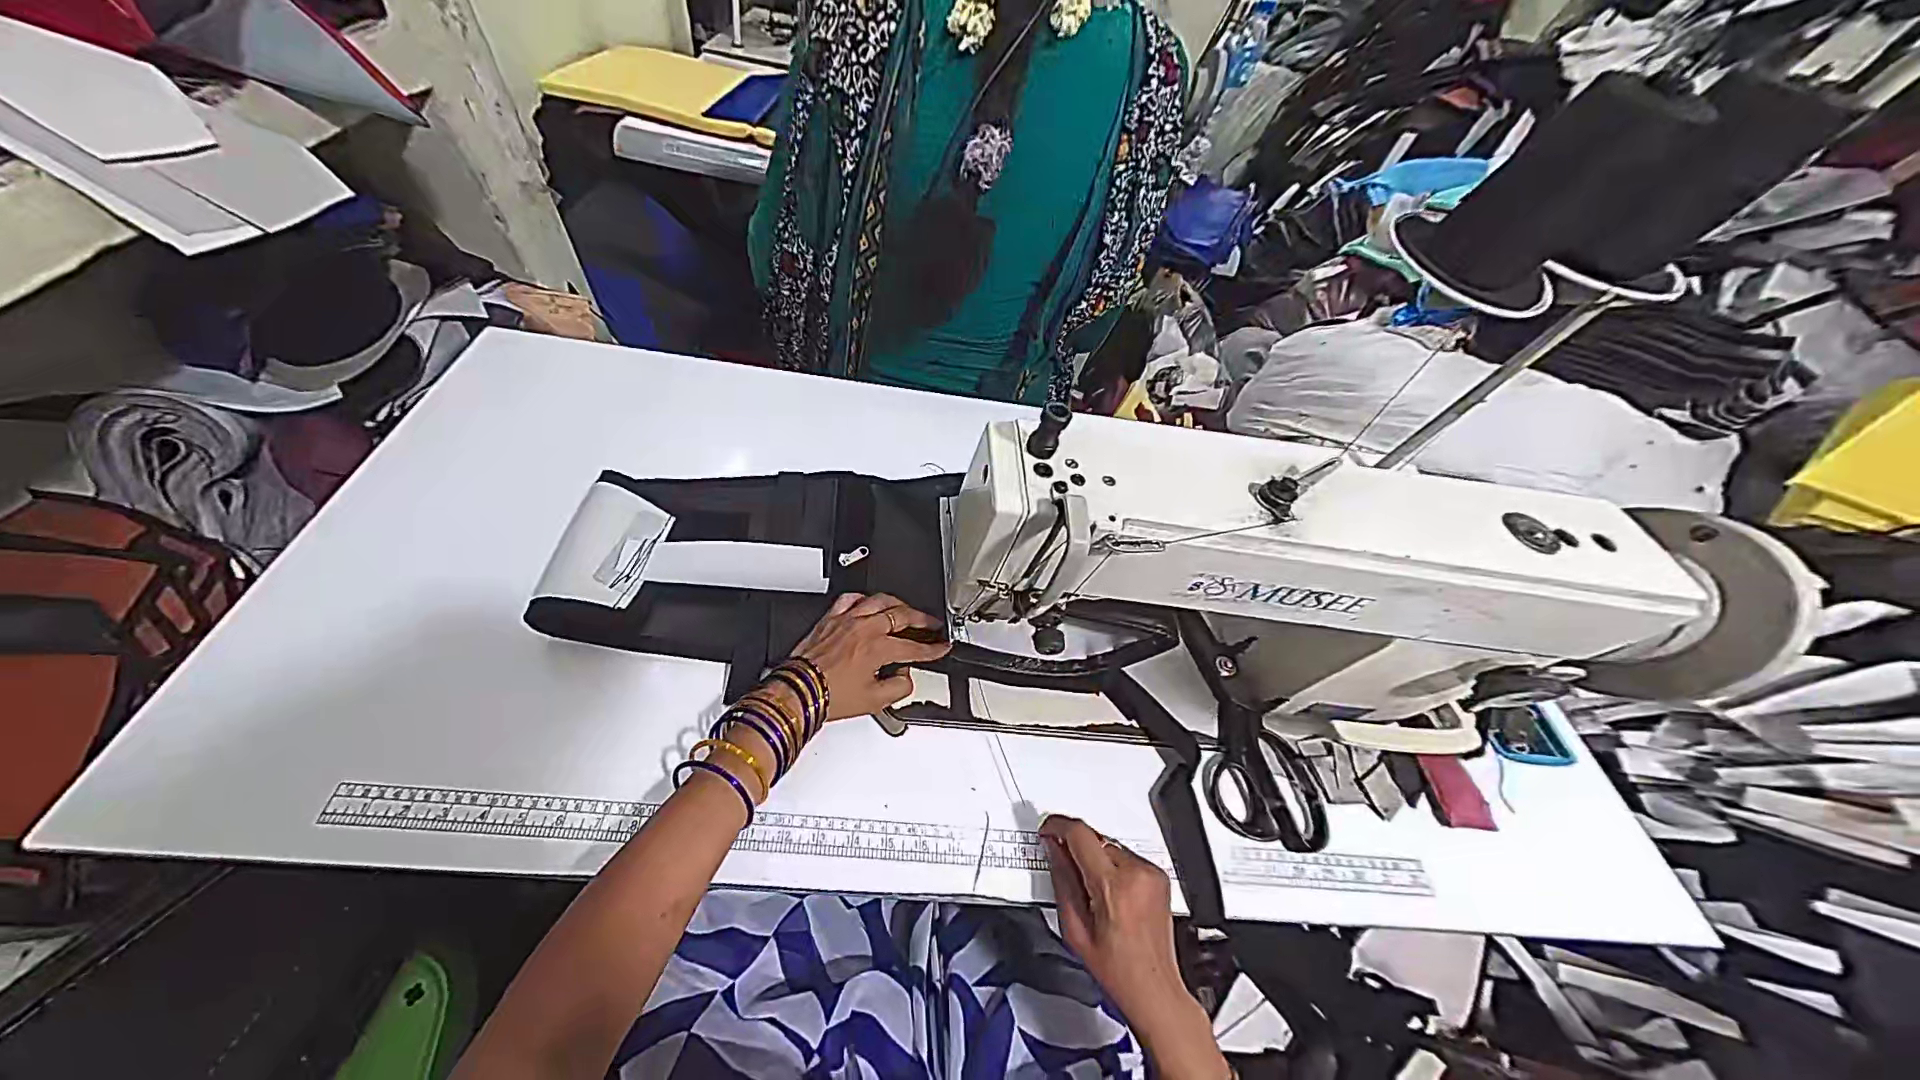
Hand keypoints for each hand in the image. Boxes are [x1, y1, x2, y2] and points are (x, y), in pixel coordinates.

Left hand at [790, 593, 950, 719]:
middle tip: (932, 623)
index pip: (914, 647)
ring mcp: (847, 620)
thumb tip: (906, 677)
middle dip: (923, 619)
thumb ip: (899, 687)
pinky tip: (868, 602)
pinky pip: (851, 599)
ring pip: (880, 600)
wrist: (799, 691)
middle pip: (902, 615)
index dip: (933, 649)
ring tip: (906, 609)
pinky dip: (864, 598)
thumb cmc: (829, 695)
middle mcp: (864, 629)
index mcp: (878, 648)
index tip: (941, 647)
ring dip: (898, 604)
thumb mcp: (874, 702)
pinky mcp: (831, 618)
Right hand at [1041, 815, 1229, 1079]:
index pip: (1080, 834)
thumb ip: (1061, 880)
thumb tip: (1053, 849)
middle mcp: (1137, 874)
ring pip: (1109, 845)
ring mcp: (1151, 874)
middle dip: (1075, 847)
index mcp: (1113, 887)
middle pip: (1095, 837)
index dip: (1058, 826)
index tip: (1048, 830)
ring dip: (1095, 857)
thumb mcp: (1074, 929)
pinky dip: (1113, 865)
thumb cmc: (1118, 969)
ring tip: (1092, 890)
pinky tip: (1111, 892)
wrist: (1154, 987)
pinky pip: (1126, 855)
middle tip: (1064, 865)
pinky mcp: (1159, 876)